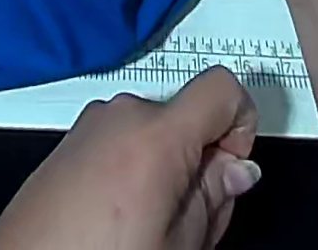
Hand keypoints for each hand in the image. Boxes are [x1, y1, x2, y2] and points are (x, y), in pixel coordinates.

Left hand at [0, 67, 261, 249]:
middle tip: (191, 220)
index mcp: (155, 133)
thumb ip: (216, 197)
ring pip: (157, 129)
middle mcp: (122, 111)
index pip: (221, 85)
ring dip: (169, 167)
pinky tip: (123, 215)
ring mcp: (95, 120)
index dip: (241, 123)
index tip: (234, 167)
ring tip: (151, 225)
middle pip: (189, 115)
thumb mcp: (179, 246)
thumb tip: (238, 167)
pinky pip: (125, 135)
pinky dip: (138, 165)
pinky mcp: (76, 134)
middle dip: (203, 160)